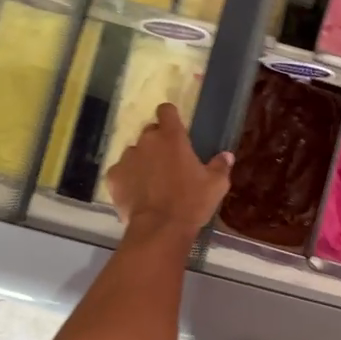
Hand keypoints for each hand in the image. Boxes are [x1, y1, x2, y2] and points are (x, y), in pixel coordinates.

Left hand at [105, 104, 232, 243]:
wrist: (160, 228)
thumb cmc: (191, 203)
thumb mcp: (216, 185)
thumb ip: (220, 166)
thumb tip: (226, 156)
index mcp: (172, 137)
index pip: (166, 111)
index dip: (170, 117)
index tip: (174, 127)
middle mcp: (146, 141)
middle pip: (150, 132)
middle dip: (158, 143)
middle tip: (168, 163)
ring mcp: (126, 158)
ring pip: (134, 153)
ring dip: (142, 161)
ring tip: (151, 182)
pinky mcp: (113, 177)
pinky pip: (121, 172)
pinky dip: (127, 179)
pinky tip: (137, 194)